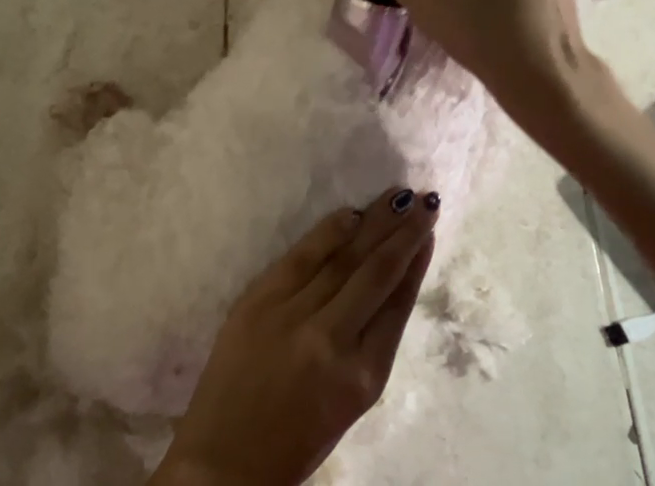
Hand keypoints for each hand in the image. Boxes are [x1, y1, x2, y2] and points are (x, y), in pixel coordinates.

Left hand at [151, 187, 439, 485]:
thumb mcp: (350, 400)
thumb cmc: (295, 438)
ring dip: (373, 223)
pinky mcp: (257, 302)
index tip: (428, 231)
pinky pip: (300, 258)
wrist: (226, 459)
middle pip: (375, 273)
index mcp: (364, 377)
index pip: (397, 305)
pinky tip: (349, 215)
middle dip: (403, 233)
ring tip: (397, 195)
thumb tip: (379, 284)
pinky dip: (327, 233)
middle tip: (425, 200)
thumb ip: (366, 344)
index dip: (415, 262)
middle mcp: (332, 340)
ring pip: (342, 259)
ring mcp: (292, 316)